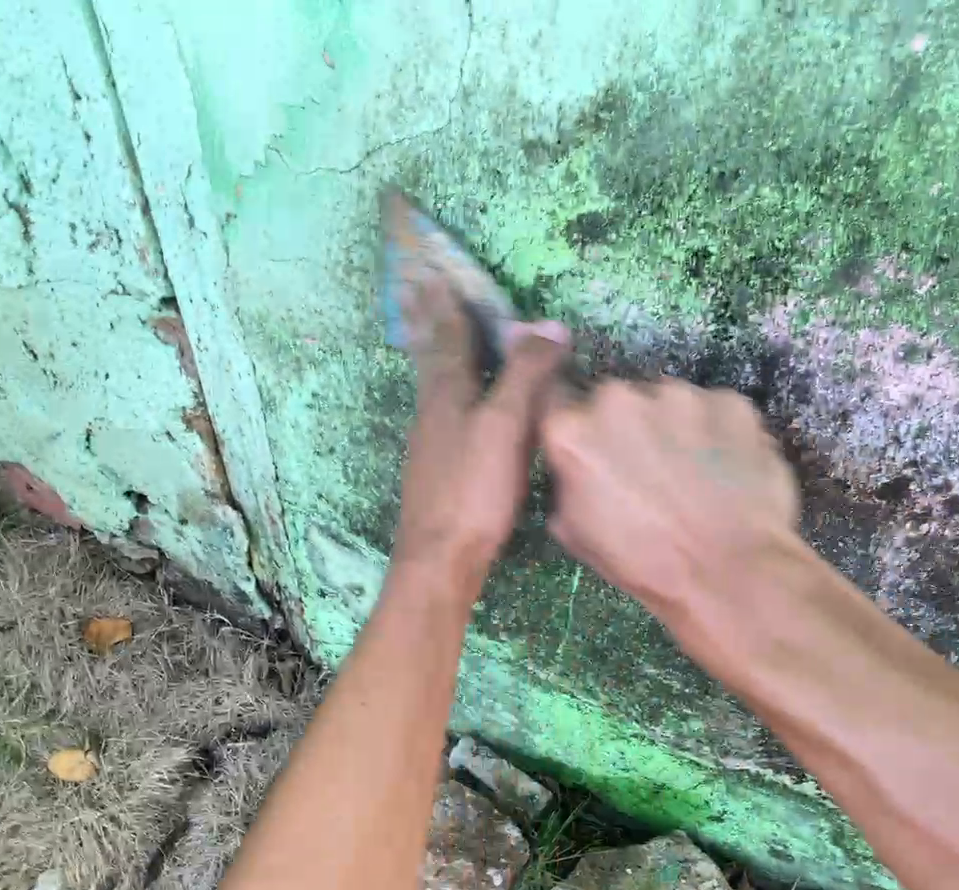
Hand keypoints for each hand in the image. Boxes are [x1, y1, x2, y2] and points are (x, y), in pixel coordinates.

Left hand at [392, 278, 569, 596]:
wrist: (439, 558)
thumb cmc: (473, 490)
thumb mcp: (506, 427)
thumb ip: (526, 375)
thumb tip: (550, 324)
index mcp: (448, 391)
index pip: (447, 331)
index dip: (445, 296)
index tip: (432, 263)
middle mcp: (432, 408)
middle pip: (427, 350)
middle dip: (423, 312)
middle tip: (408, 281)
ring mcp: (429, 439)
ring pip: (430, 379)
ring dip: (429, 346)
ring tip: (426, 327)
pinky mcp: (435, 466)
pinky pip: (438, 407)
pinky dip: (442, 385)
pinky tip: (450, 402)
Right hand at [540, 378, 808, 672]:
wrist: (727, 572)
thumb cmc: (640, 561)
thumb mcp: (573, 531)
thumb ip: (566, 481)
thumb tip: (576, 465)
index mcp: (572, 430)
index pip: (557, 399)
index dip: (576, 423)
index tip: (591, 445)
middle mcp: (618, 397)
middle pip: (615, 399)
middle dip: (626, 426)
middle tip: (646, 468)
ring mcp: (677, 394)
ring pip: (667, 402)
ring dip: (672, 427)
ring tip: (691, 475)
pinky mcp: (728, 400)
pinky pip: (714, 411)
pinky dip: (717, 434)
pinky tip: (726, 471)